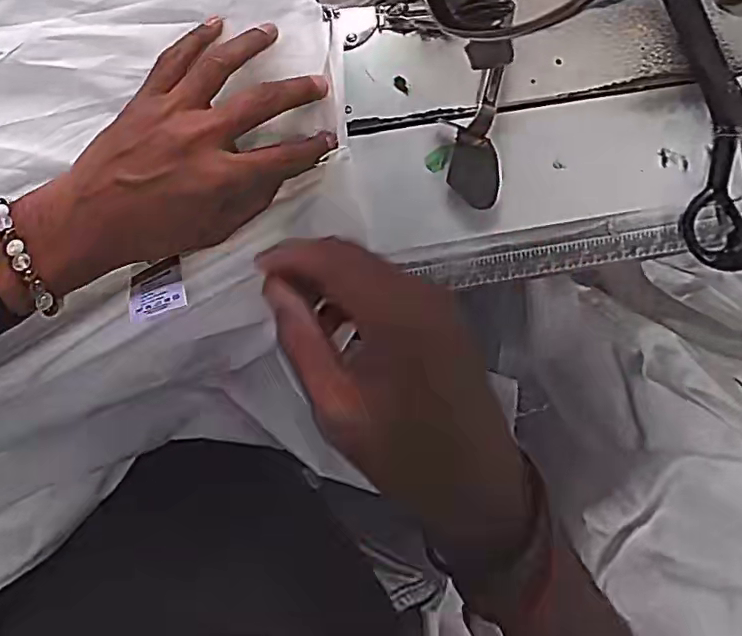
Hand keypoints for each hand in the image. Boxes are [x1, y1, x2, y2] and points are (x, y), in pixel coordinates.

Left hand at [15, 19, 336, 296]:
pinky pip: (173, 61)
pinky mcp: (147, 101)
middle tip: (314, 84)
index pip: (281, 156)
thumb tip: (275, 180)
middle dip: (297, 90)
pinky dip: (194, 40)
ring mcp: (171, 112)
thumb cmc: (141, 230)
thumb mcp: (207, 230)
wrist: (88, 218)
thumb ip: (247, 204)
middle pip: (261, 101)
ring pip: (218, 66)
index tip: (323, 141)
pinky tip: (212, 27)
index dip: (310, 149)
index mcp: (217, 175)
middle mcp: (199, 136)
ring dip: (249, 46)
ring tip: (268, 33)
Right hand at [258, 238, 535, 557]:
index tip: (259, 268)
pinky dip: (354, 287)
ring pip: (368, 264)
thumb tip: (276, 290)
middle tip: (273, 287)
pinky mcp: (441, 310)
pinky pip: (386, 281)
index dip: (291, 255)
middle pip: (351, 254)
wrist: (482, 488)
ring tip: (300, 309)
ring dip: (329, 275)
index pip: (333, 259)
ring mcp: (436, 299)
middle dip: (307, 262)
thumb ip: (301, 341)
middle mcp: (421, 293)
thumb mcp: (337, 407)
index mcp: (397, 314)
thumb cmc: (406, 456)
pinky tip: (337, 320)